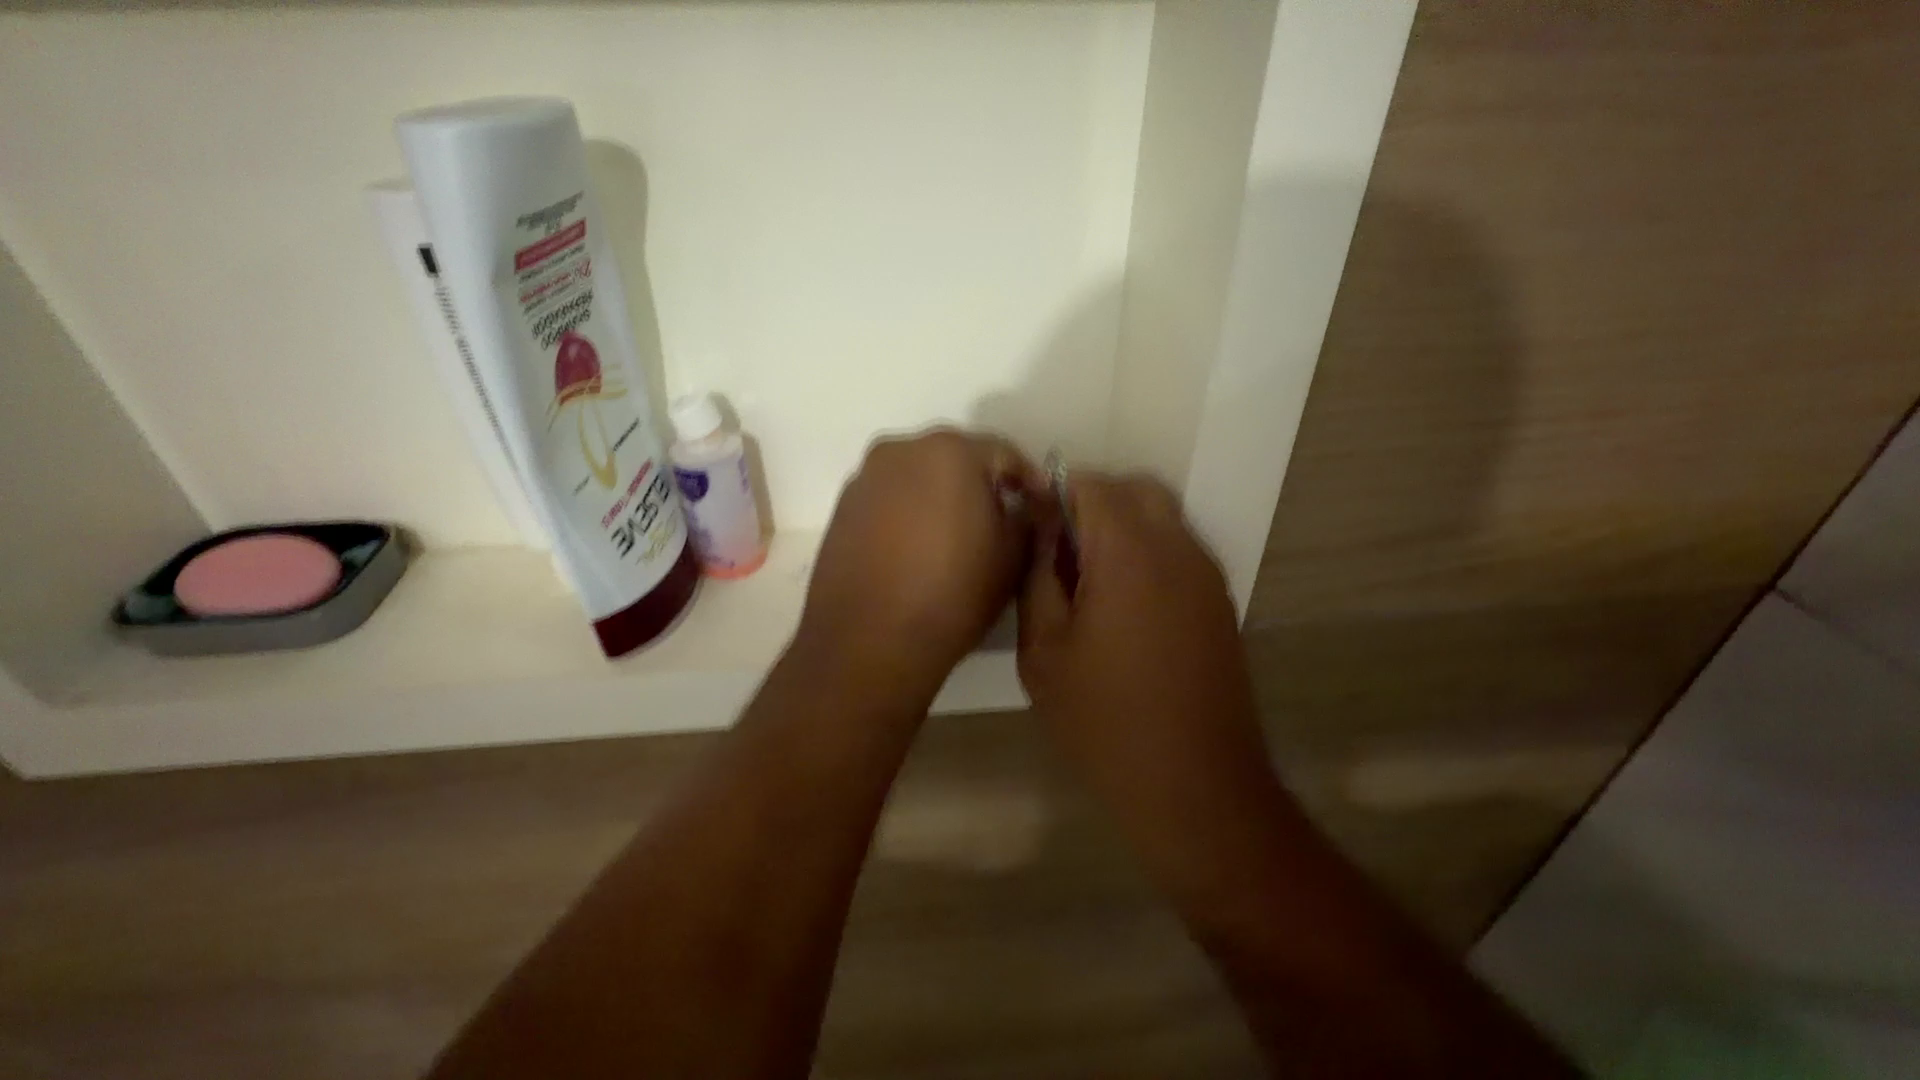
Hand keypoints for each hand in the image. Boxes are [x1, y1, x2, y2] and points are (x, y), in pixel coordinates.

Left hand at [797, 428, 1033, 687]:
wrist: (869, 640)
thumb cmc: (954, 593)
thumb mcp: (1013, 557)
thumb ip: (1027, 518)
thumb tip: (1025, 506)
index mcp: (950, 451)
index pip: (1004, 453)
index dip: (1030, 480)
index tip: (1041, 506)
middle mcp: (901, 450)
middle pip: (955, 459)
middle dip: (980, 484)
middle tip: (1001, 518)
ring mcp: (865, 479)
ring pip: (917, 478)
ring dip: (940, 498)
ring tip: (956, 537)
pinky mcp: (841, 509)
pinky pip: (889, 501)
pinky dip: (908, 515)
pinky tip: (918, 550)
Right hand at [1017, 472, 1270, 814]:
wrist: (1194, 784)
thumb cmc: (1104, 721)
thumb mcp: (1043, 652)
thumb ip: (1038, 578)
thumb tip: (1042, 533)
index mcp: (1129, 553)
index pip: (1090, 484)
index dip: (1053, 493)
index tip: (1029, 526)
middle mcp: (1177, 549)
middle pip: (1133, 491)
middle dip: (1090, 505)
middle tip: (1056, 552)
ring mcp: (1206, 575)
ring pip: (1161, 518)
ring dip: (1122, 529)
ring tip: (1086, 581)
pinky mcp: (1219, 603)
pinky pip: (1179, 551)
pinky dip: (1147, 554)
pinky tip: (1122, 606)